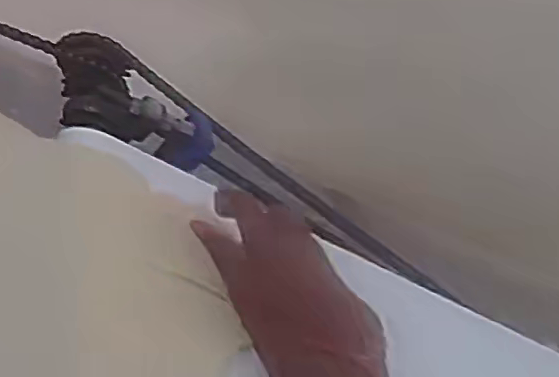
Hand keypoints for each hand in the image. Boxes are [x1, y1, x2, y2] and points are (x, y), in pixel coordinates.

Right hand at [193, 191, 386, 376]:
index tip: (218, 206)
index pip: (246, 204)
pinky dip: (311, 278)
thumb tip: (201, 224)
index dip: (230, 199)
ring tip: (273, 263)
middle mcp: (302, 248)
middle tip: (247, 229)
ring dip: (289, 246)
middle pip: (283, 216)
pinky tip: (304, 297)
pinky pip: (328, 277)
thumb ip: (221, 251)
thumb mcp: (237, 286)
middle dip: (265, 217)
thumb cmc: (272, 327)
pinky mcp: (357, 301)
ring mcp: (333, 274)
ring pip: (308, 245)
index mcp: (269, 241)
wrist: (331, 371)